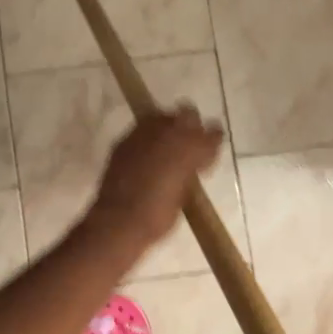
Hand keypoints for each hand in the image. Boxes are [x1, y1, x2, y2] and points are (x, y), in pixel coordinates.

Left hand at [87, 106, 223, 246]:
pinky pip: (142, 128)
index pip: (211, 134)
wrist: (119, 219)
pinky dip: (149, 135)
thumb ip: (190, 172)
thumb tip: (193, 164)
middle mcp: (169, 135)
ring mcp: (143, 134)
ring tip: (169, 142)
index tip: (213, 145)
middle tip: (191, 140)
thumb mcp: (184, 195)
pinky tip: (149, 148)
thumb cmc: (158, 216)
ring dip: (169, 125)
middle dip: (192, 125)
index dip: (213, 139)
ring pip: (163, 116)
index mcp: (190, 150)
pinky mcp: (124, 140)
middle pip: (187, 113)